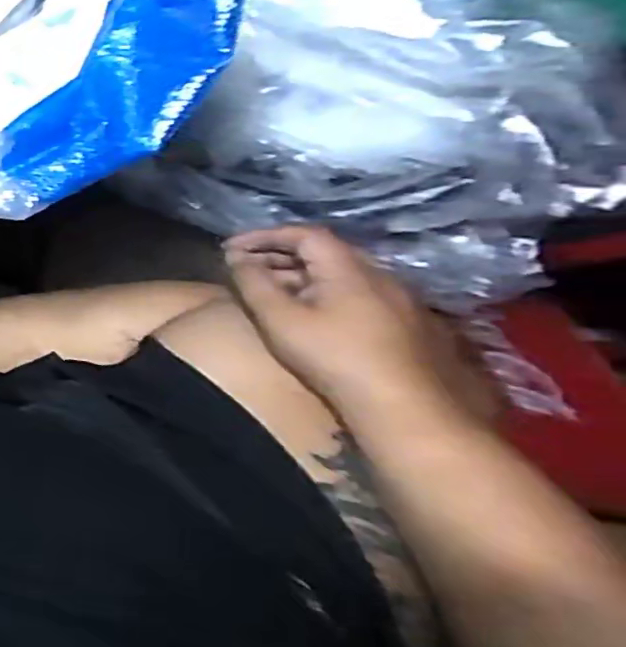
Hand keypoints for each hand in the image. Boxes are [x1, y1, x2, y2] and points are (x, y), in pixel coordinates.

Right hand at [224, 226, 476, 418]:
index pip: (304, 234)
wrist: (408, 411)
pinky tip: (312, 315)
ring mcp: (403, 304)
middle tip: (246, 267)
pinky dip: (326, 293)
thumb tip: (236, 257)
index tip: (232, 248)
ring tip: (273, 292)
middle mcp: (382, 278)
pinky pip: (360, 295)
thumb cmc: (333, 357)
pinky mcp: (412, 327)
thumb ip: (252, 281)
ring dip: (303, 275)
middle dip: (280, 254)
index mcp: (350, 270)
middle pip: (325, 252)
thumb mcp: (277, 317)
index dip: (264, 235)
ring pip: (344, 275)